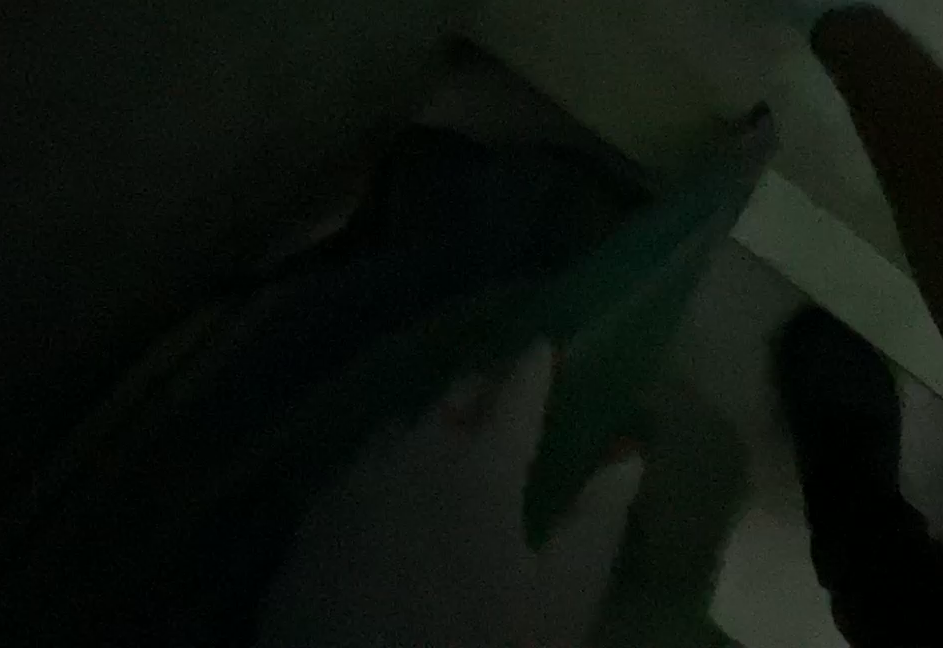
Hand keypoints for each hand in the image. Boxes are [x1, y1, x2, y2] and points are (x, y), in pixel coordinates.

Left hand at [258, 342, 644, 646]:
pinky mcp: (312, 529)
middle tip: (500, 388)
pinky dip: (384, 461)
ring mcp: (356, 490)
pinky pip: (355, 470)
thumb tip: (630, 455)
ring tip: (446, 434)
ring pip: (400, 427)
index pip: (517, 395)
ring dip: (431, 421)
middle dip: (483, 385)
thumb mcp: (561, 598)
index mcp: (482, 469)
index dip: (535, 366)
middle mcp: (416, 458)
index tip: (545, 344)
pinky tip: (386, 487)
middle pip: (454, 398)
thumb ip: (597, 519)